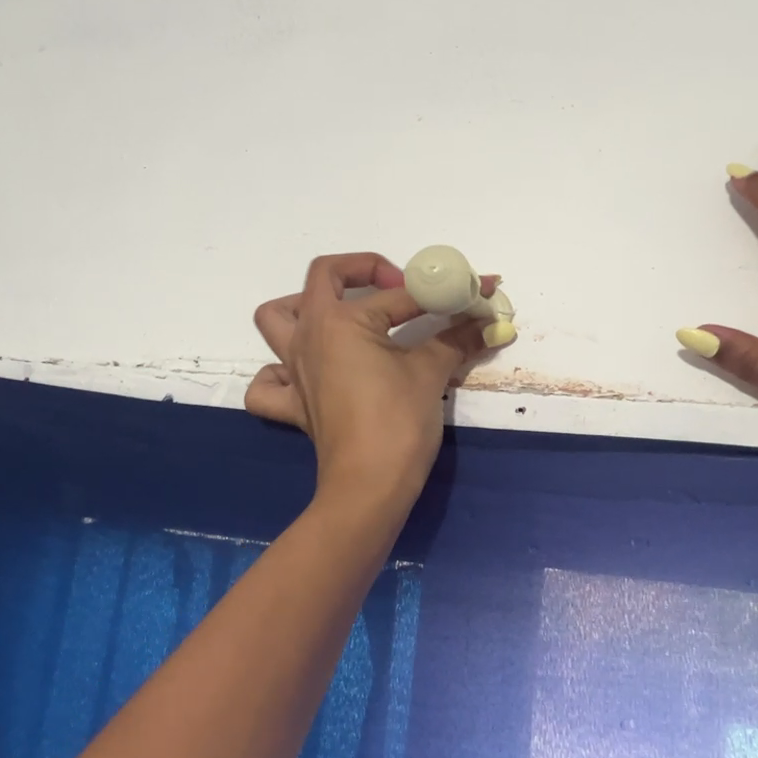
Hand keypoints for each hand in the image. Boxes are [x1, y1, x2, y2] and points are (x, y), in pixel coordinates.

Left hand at [247, 253, 501, 506]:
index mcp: (340, 320)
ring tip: (343, 316)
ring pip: (275, 320)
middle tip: (397, 289)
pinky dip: (278, 373)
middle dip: (362, 270)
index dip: (441, 291)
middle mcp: (309, 336)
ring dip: (304, 307)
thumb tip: (489, 321)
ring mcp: (293, 371)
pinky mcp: (293, 406)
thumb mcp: (432, 373)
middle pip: (323, 278)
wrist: (370, 486)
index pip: (399, 295)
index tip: (475, 290)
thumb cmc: (398, 422)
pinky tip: (309, 374)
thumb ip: (458, 339)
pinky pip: (268, 383)